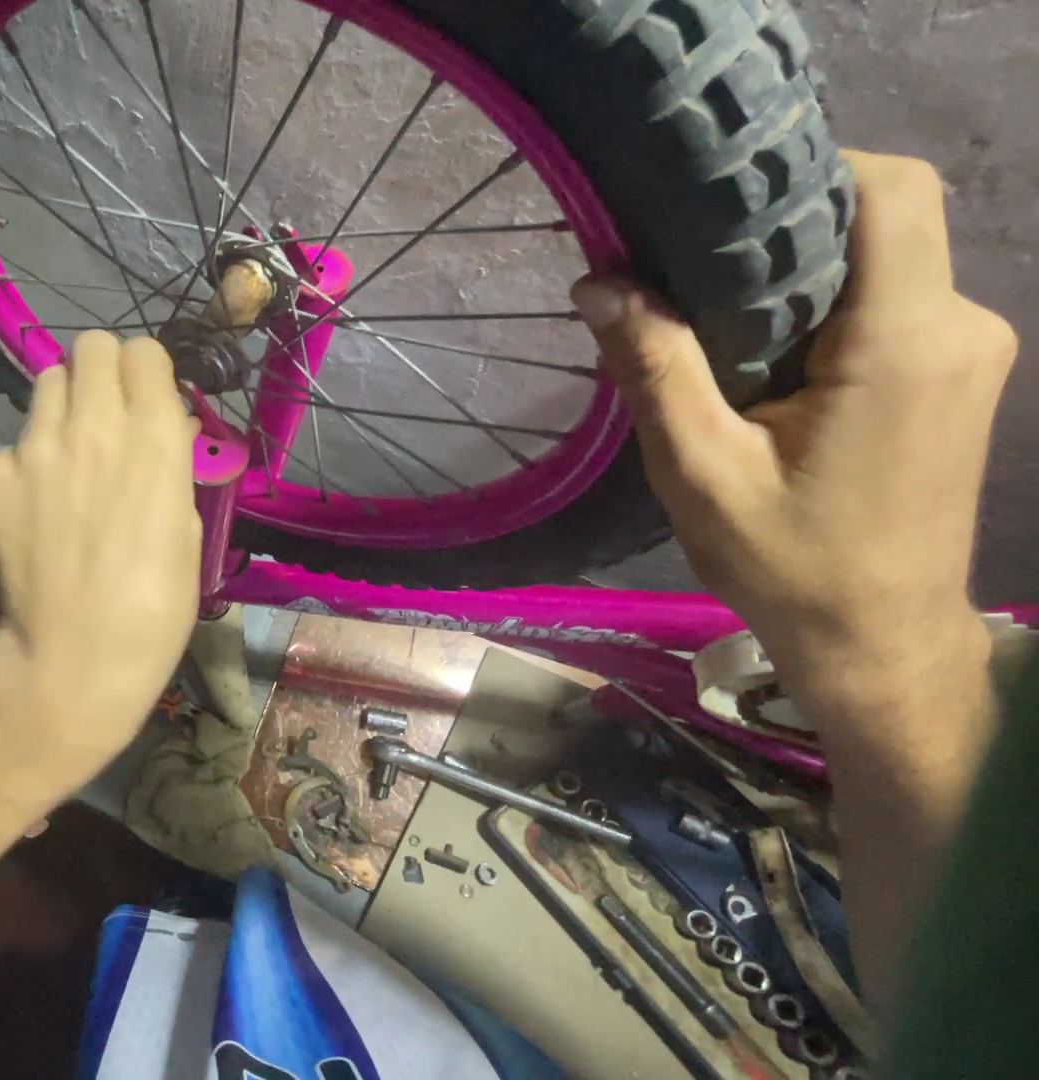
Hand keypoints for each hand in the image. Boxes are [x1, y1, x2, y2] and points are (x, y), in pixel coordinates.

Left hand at [0, 331, 202, 786]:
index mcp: (153, 438)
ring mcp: (34, 448)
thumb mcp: (188, 528)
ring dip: (65, 405)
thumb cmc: (155, 606)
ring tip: (71, 455)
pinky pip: (14, 444)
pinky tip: (37, 507)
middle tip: (108, 413)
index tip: (148, 399)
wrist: (75, 656)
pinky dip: (28, 462)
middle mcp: (92, 426)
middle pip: (91, 346)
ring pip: (47, 382)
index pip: (143, 351)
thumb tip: (162, 429)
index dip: (147, 373)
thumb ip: (172, 464)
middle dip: (104, 371)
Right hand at [571, 150, 1015, 699]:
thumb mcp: (698, 468)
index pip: (891, 196)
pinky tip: (747, 357)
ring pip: (876, 267)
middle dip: (781, 229)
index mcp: (903, 343)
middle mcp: (957, 328)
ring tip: (698, 316)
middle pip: (881, 224)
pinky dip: (812, 312)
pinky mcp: (948, 377)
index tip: (716, 198)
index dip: (811, 170)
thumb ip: (655, 368)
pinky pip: (881, 309)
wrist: (874, 633)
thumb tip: (599, 283)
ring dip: (789, 277)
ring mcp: (962, 352)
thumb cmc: (785, 558)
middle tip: (679, 265)